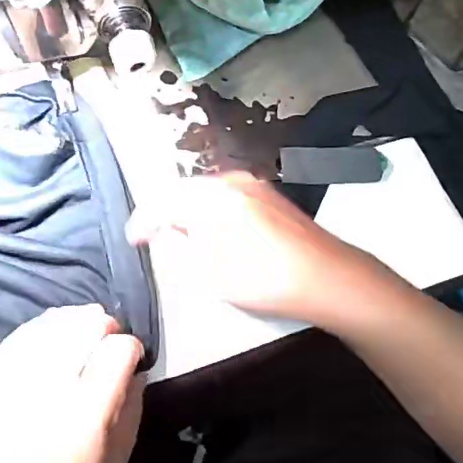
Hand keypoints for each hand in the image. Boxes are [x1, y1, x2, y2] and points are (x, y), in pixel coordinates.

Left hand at [0, 306, 143, 462]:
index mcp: (84, 416)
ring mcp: (14, 378)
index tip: (134, 365)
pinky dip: (48, 326)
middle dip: (107, 330)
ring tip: (87, 341)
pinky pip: (25, 332)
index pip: (118, 349)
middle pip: (87, 324)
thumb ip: (130, 417)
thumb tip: (135, 376)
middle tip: (111, 353)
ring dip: (79, 323)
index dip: (133, 350)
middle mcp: (49, 387)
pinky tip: (57, 337)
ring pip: (56, 321)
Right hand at [125, 173, 411, 331]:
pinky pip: (229, 198)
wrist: (329, 278)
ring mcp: (256, 187)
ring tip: (180, 238)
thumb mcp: (213, 273)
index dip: (144, 220)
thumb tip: (166, 231)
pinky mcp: (271, 198)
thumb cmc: (268, 279)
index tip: (134, 237)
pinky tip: (214, 233)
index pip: (165, 200)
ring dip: (190, 212)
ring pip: (208, 194)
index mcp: (214, 197)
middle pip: (186, 191)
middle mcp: (235, 182)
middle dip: (166, 212)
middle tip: (153, 236)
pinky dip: (213, 213)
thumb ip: (182, 247)